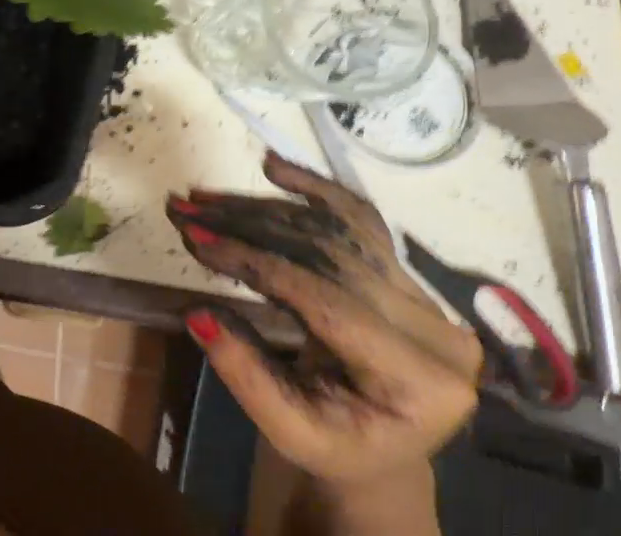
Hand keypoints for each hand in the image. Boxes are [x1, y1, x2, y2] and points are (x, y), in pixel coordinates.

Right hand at [165, 155, 481, 496]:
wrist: (384, 452)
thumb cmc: (336, 447)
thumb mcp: (287, 429)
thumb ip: (245, 374)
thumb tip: (195, 312)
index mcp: (422, 379)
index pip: (331, 301)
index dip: (258, 264)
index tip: (195, 241)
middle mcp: (437, 329)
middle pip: (332, 256)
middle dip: (248, 227)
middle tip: (183, 211)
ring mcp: (427, 299)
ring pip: (339, 232)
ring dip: (264, 208)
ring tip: (202, 198)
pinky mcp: (405, 279)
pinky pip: (361, 223)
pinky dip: (316, 191)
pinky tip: (275, 169)